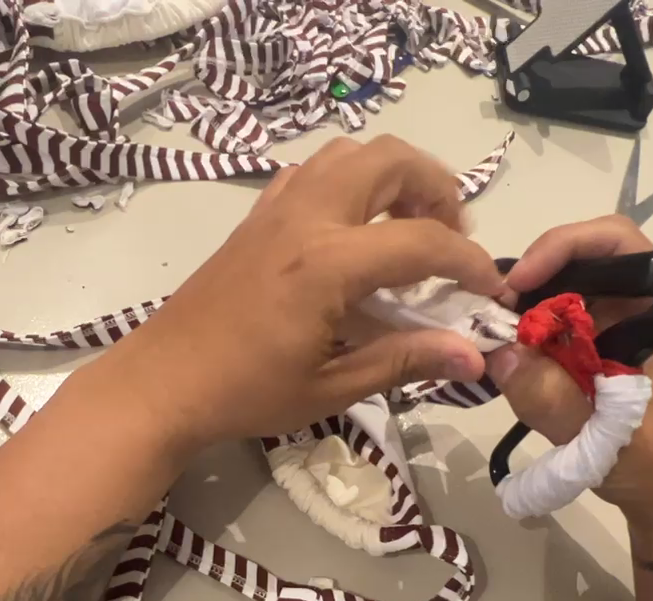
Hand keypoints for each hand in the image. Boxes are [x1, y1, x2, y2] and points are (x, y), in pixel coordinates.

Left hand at [104, 135, 503, 450]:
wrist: (163, 384)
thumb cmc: (246, 394)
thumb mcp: (331, 387)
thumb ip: (404, 360)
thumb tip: (472, 356)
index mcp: (328, 263)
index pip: (423, 241)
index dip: (469, 264)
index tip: (490, 292)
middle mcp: (306, 217)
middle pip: (391, 161)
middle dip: (437, 189)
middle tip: (450, 239)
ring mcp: (275, 210)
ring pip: (349, 154)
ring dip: (392, 176)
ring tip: (406, 226)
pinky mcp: (255, 218)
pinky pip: (311, 172)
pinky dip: (347, 182)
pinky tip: (351, 231)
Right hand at [487, 215, 652, 525]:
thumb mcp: (599, 433)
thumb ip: (549, 395)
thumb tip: (498, 353)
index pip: (617, 242)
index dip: (564, 246)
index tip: (519, 283)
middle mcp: (638, 310)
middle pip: (579, 266)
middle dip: (531, 285)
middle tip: (489, 315)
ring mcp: (616, 333)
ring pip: (562, 300)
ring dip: (525, 317)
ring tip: (492, 344)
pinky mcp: (597, 357)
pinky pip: (556, 333)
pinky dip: (528, 344)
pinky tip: (509, 366)